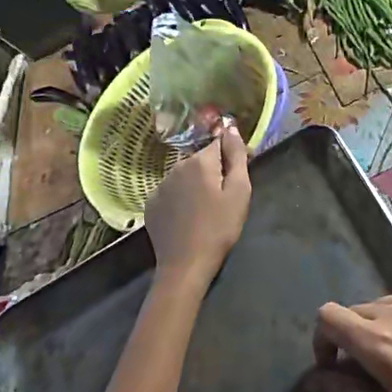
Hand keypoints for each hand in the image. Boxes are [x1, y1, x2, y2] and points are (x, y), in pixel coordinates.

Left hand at [145, 123, 251, 289]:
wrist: (186, 264)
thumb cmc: (220, 228)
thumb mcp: (239, 191)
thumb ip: (237, 156)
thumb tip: (231, 127)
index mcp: (199, 162)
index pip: (219, 143)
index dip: (232, 155)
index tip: (240, 173)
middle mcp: (176, 167)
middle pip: (201, 159)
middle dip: (214, 170)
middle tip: (226, 195)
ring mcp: (160, 185)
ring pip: (185, 175)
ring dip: (197, 184)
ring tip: (207, 208)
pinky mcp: (151, 203)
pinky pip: (171, 191)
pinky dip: (181, 197)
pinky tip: (189, 215)